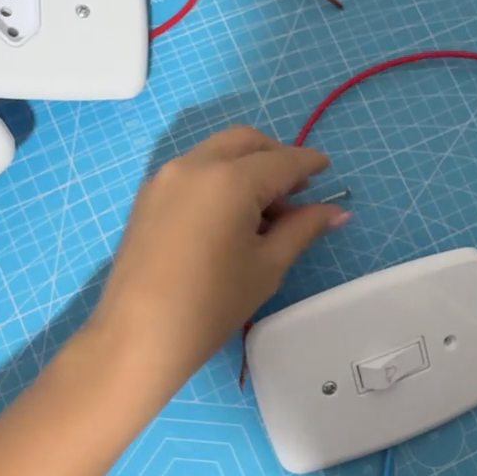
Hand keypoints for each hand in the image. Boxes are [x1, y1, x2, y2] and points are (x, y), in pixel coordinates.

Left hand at [91, 126, 349, 386]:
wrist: (139, 334)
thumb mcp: (267, 265)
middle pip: (245, 142)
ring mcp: (165, 178)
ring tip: (264, 211)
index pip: (281, 161)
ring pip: (215, 152)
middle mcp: (195, 165)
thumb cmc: (212, 303)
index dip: (309, 163)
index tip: (327, 168)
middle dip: (275, 156)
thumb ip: (303, 228)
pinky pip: (192, 171)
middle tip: (296, 189)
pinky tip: (229, 216)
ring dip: (245, 166)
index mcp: (230, 179)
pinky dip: (218, 177)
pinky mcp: (148, 196)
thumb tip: (337, 211)